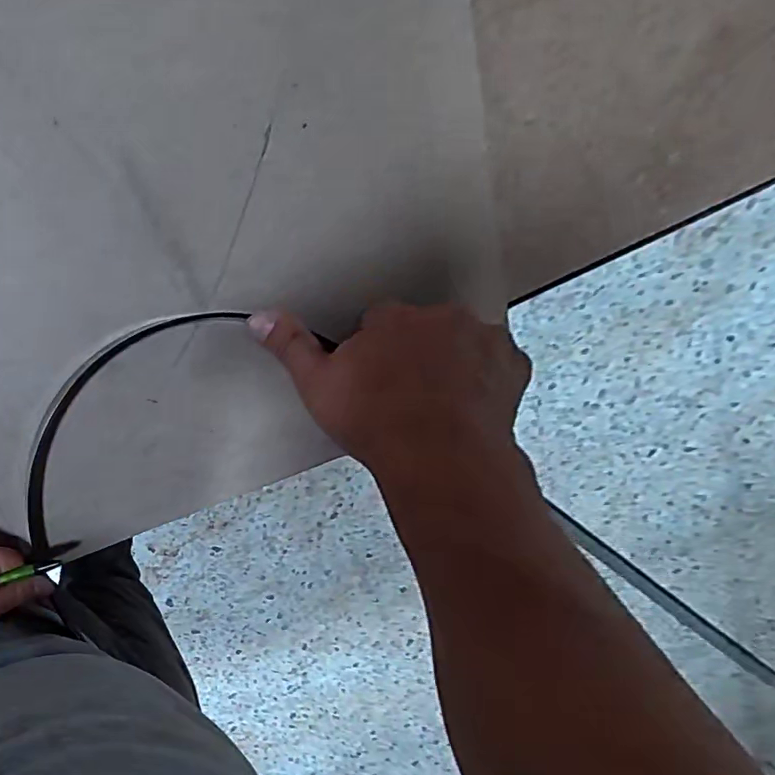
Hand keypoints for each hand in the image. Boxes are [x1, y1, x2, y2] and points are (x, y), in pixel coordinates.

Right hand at [249, 302, 532, 486]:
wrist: (437, 456)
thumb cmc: (377, 419)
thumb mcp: (315, 383)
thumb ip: (289, 345)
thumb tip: (263, 319)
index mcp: (394, 318)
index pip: (374, 318)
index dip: (363, 346)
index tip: (357, 371)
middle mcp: (443, 320)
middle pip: (417, 327)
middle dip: (404, 350)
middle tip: (385, 388)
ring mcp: (483, 342)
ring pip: (455, 342)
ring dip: (440, 361)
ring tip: (417, 400)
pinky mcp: (511, 368)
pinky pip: (489, 363)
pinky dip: (473, 378)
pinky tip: (450, 404)